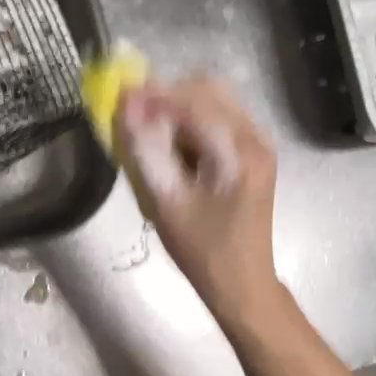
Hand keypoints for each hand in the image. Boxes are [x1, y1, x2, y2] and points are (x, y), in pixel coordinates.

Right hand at [113, 77, 280, 330]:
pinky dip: (188, 119)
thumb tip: (125, 107)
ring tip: (146, 127)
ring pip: (211, 100)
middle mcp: (255, 138)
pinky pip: (216, 118)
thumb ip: (146, 151)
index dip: (154, 93)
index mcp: (240, 151)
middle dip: (166, 94)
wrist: (243, 286)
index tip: (119, 95)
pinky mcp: (250, 153)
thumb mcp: (167, 202)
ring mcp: (256, 144)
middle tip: (131, 111)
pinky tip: (168, 142)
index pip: (194, 101)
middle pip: (207, 90)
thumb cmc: (204, 251)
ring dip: (176, 106)